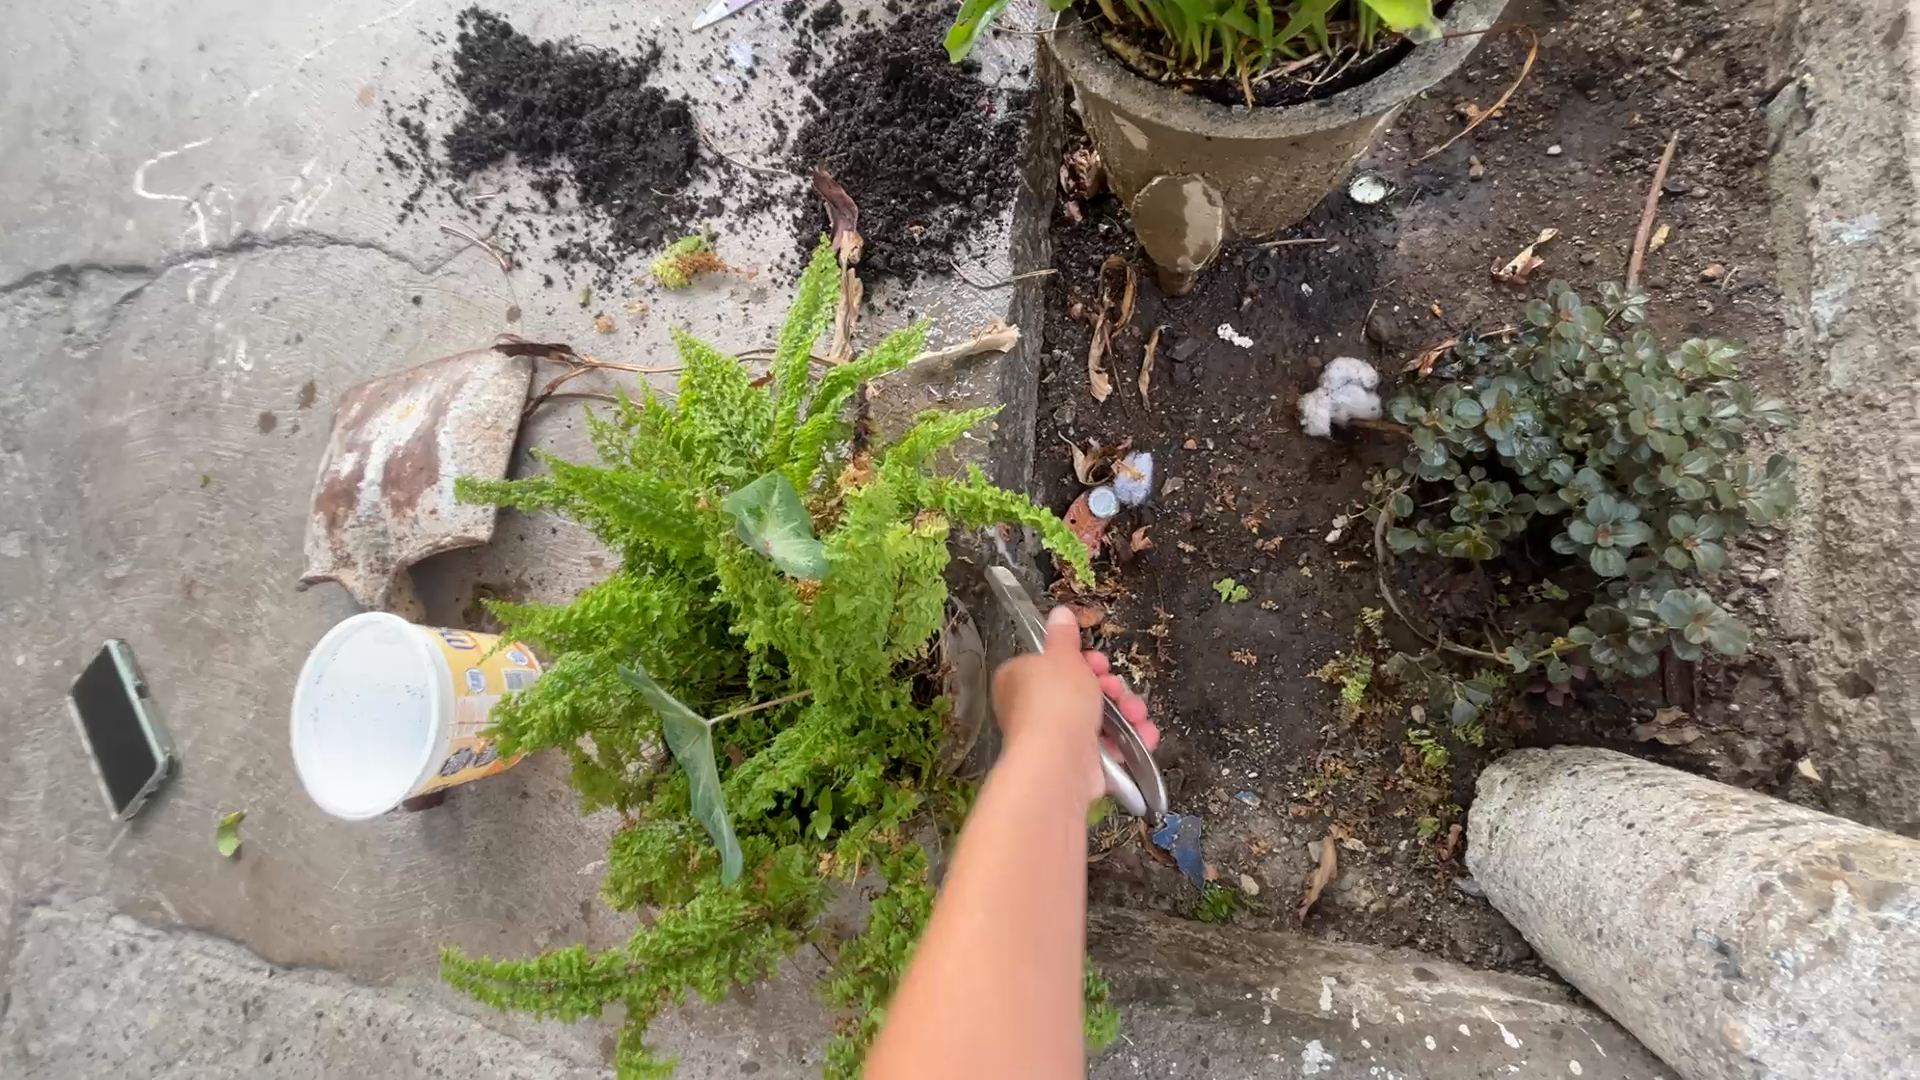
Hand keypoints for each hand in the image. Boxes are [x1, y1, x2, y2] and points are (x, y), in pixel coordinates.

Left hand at [992, 607, 1160, 802]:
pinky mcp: (1077, 765)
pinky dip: (1128, 741)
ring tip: (1136, 714)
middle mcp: (1032, 710)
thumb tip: (1060, 613)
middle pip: (1080, 691)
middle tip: (1116, 689)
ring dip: (1126, 713)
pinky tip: (1144, 735)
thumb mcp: (1063, 658)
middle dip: (1110, 688)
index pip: (1052, 663)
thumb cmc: (1055, 702)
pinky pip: (1108, 747)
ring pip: (1099, 719)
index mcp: (1019, 679)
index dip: (1081, 661)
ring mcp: (1055, 740)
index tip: (1098, 662)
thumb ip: (1065, 637)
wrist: (1059, 762)